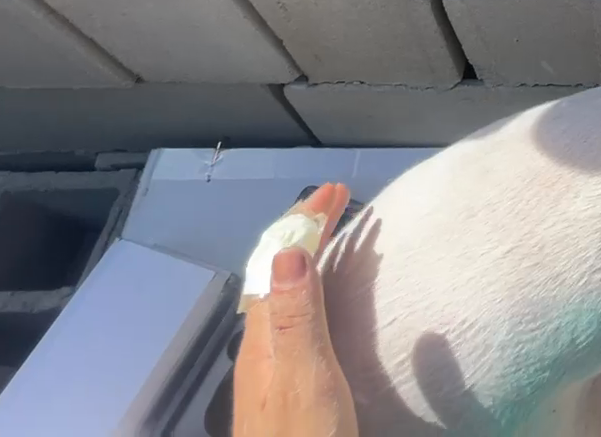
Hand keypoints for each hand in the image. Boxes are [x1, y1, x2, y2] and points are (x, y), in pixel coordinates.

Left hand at [232, 182, 358, 436]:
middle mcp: (263, 345)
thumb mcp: (305, 377)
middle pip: (277, 273)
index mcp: (266, 337)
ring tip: (331, 233)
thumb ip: (298, 317)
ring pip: (283, 292)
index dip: (306, 223)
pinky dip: (310, 283)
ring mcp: (271, 366)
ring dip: (306, 254)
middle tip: (337, 198)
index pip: (281, 263)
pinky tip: (321, 297)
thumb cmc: (303, 435)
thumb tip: (288, 252)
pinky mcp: (285, 382)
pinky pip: (293, 311)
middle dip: (304, 230)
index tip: (335, 188)